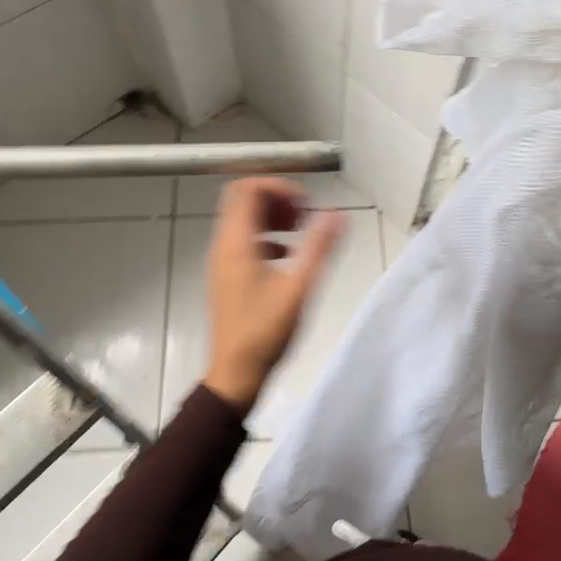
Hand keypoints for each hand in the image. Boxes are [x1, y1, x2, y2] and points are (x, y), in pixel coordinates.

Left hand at [201, 178, 346, 410]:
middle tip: (305, 216)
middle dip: (276, 200)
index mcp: (236, 242)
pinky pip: (244, 242)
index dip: (278, 187)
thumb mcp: (299, 287)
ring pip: (244, 221)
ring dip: (272, 218)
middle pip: (243, 200)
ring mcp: (222, 262)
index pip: (247, 189)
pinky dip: (267, 238)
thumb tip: (338, 213)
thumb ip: (319, 247)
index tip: (305, 205)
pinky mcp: (228, 277)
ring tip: (301, 234)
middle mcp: (223, 246)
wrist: (235, 374)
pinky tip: (289, 257)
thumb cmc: (265, 331)